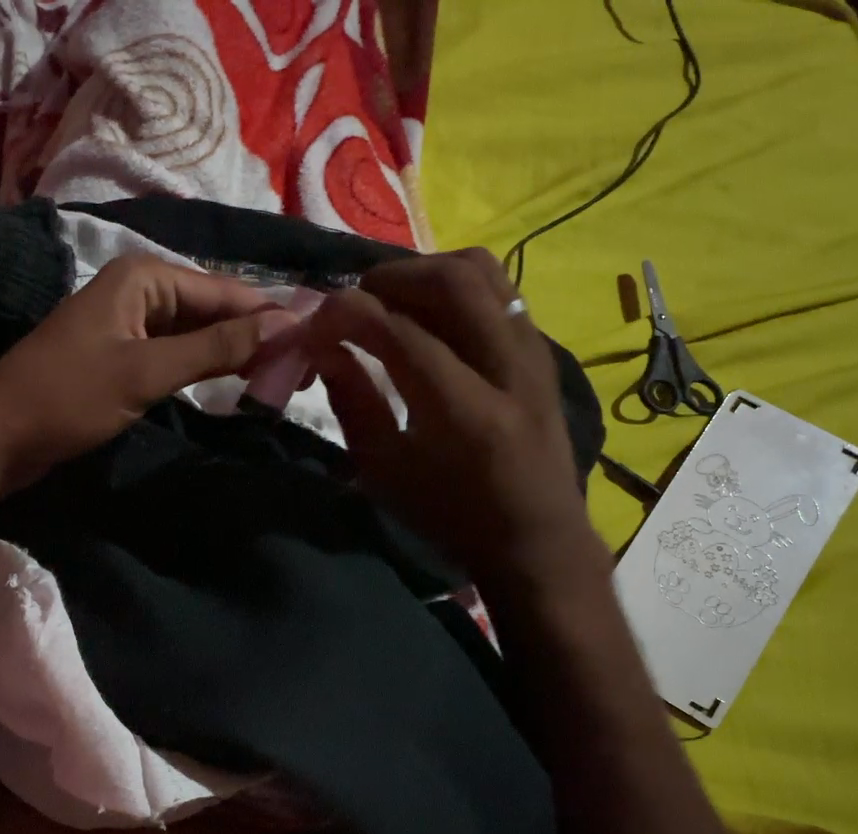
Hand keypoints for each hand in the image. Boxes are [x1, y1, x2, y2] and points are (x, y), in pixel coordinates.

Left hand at [0, 255, 299, 487]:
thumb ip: (216, 349)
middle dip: (253, 337)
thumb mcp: (146, 372)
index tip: (319, 342)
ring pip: (192, 335)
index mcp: (141, 278)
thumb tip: (288, 325)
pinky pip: (169, 357)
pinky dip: (198, 370)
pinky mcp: (115, 360)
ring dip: (230, 356)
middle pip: (210, 310)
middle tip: (305, 369)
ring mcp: (123, 327)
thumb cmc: (67, 398)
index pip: (224, 291)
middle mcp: (134, 291)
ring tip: (280, 379)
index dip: (270, 317)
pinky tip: (229, 386)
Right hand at [305, 249, 605, 587]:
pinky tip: (425, 314)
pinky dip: (453, 286)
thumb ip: (353, 403)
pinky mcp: (540, 349)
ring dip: (425, 272)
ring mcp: (532, 352)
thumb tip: (324, 349)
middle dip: (390, 278)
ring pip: (482, 271)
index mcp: (463, 411)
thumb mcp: (384, 472)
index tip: (316, 323)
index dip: (348, 313)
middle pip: (451, 280)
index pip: (400, 331)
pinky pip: (497, 290)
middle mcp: (506, 368)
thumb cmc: (450, 516)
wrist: (535, 538)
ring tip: (389, 299)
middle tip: (353, 301)